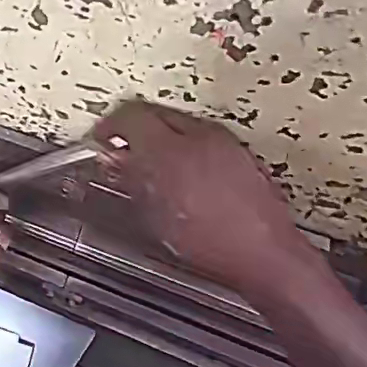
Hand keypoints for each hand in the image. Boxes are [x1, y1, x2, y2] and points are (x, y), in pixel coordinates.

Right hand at [92, 101, 316, 289]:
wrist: (263, 254)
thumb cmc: (213, 243)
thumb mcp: (156, 216)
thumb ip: (132, 180)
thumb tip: (118, 161)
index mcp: (170, 150)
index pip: (130, 117)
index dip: (111, 126)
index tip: (103, 137)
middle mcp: (199, 136)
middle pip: (156, 113)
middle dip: (135, 127)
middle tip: (123, 146)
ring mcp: (223, 141)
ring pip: (181, 122)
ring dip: (162, 135)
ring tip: (152, 162)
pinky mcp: (240, 151)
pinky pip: (203, 135)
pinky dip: (186, 144)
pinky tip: (183, 172)